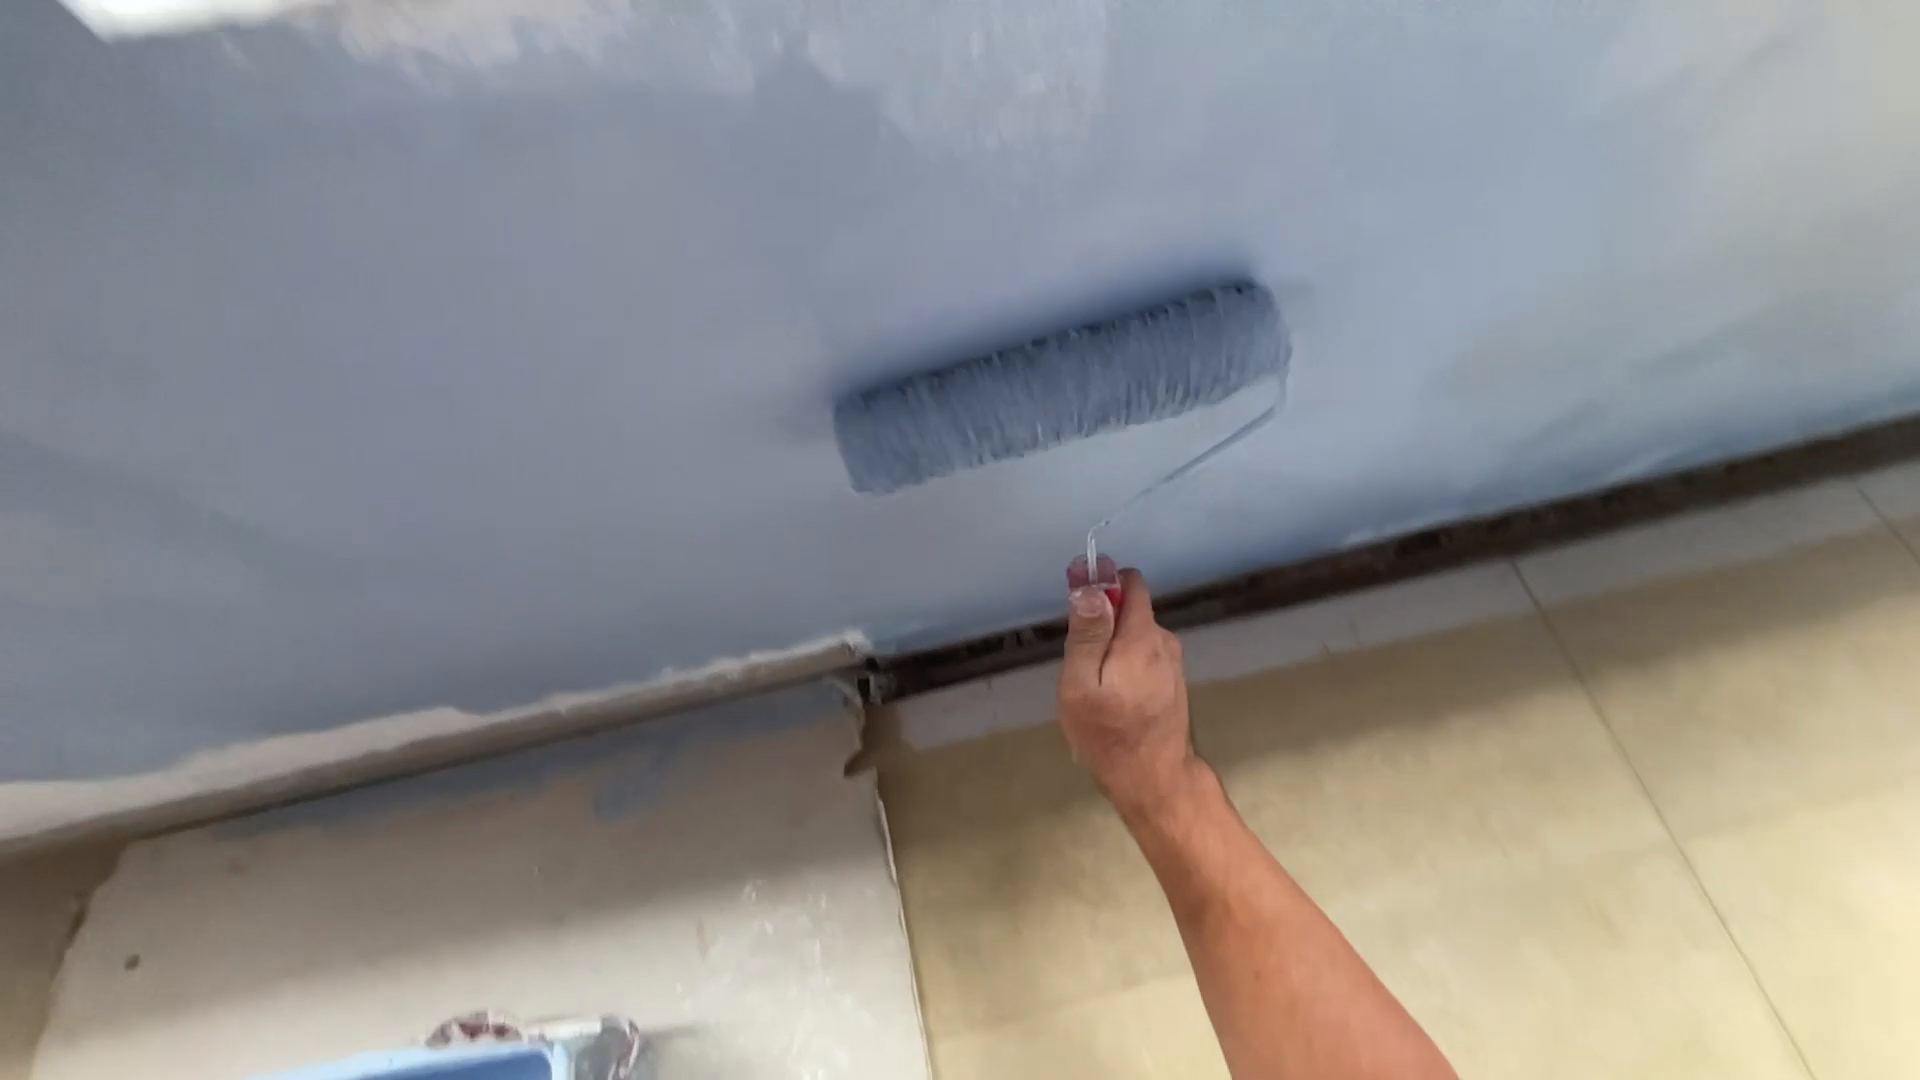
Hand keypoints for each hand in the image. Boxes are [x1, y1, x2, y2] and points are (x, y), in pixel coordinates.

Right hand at [1058, 557, 1196, 820]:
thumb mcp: (1082, 683)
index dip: (1101, 583)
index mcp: (1141, 636)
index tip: (1078, 600)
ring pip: (1134, 634)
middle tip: (1078, 661)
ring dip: (1111, 647)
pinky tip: (1113, 697)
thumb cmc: (1108, 733)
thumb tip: (1090, 585)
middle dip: (1101, 622)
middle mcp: (1164, 640)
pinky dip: (1124, 664)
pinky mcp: (1172, 681)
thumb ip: (1088, 633)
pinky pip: (1142, 655)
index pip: (1129, 582)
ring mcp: (1172, 662)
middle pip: (1129, 608)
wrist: (1154, 781)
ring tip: (1094, 686)